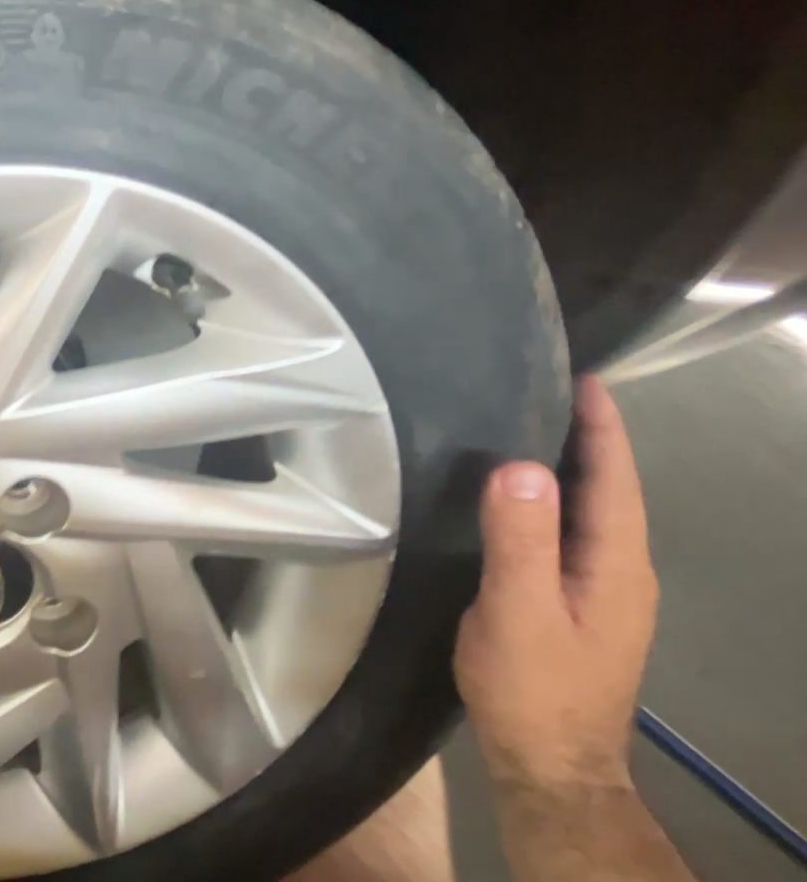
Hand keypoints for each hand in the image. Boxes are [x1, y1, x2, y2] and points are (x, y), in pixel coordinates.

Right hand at [455, 377, 657, 791]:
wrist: (547, 759)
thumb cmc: (531, 684)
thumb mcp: (519, 609)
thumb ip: (521, 539)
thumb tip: (521, 466)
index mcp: (615, 566)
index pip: (614, 482)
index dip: (602, 430)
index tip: (586, 379)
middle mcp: (620, 572)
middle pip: (610, 492)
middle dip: (589, 439)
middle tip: (551, 391)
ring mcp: (601, 591)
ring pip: (591, 513)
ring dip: (572, 469)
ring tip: (533, 430)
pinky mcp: (576, 603)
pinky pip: (570, 534)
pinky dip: (554, 501)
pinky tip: (522, 498)